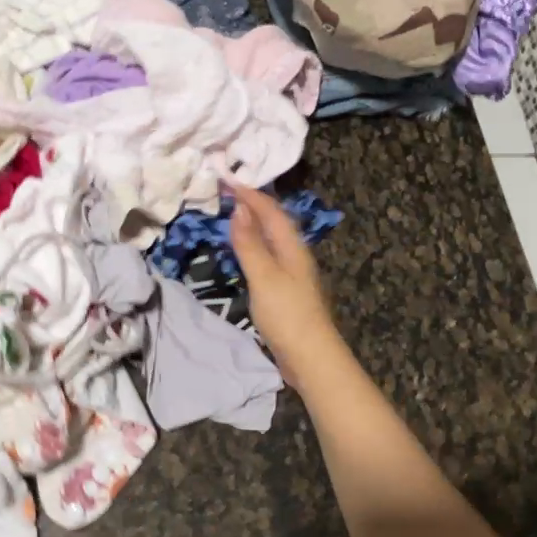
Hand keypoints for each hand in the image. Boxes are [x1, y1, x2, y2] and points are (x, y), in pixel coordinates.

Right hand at [227, 183, 342, 380]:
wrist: (310, 357)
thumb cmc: (287, 314)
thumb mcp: (264, 276)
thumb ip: (250, 243)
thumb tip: (239, 209)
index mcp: (292, 247)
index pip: (270, 211)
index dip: (250, 194)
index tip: (226, 179)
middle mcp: (295, 255)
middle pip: (274, 222)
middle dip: (252, 205)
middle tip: (226, 193)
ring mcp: (292, 274)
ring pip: (272, 239)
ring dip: (253, 225)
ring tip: (231, 216)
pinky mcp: (286, 291)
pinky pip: (268, 257)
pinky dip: (253, 247)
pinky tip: (243, 253)